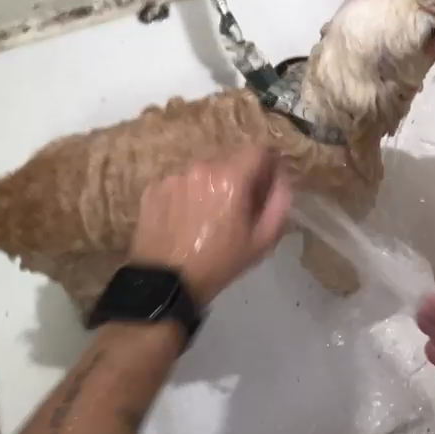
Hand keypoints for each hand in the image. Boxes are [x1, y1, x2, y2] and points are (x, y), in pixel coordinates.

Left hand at [130, 148, 291, 305]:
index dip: (267, 165)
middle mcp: (202, 167)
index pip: (259, 149)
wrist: (164, 284)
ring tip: (207, 213)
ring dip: (212, 183)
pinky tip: (185, 217)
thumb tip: (281, 177)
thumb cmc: (220, 262)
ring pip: (204, 169)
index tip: (264, 184)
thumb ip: (280, 201)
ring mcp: (174, 175)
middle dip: (239, 176)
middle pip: (230, 158)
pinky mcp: (153, 187)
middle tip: (236, 205)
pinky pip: (180, 180)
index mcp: (232, 177)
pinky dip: (187, 192)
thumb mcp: (263, 239)